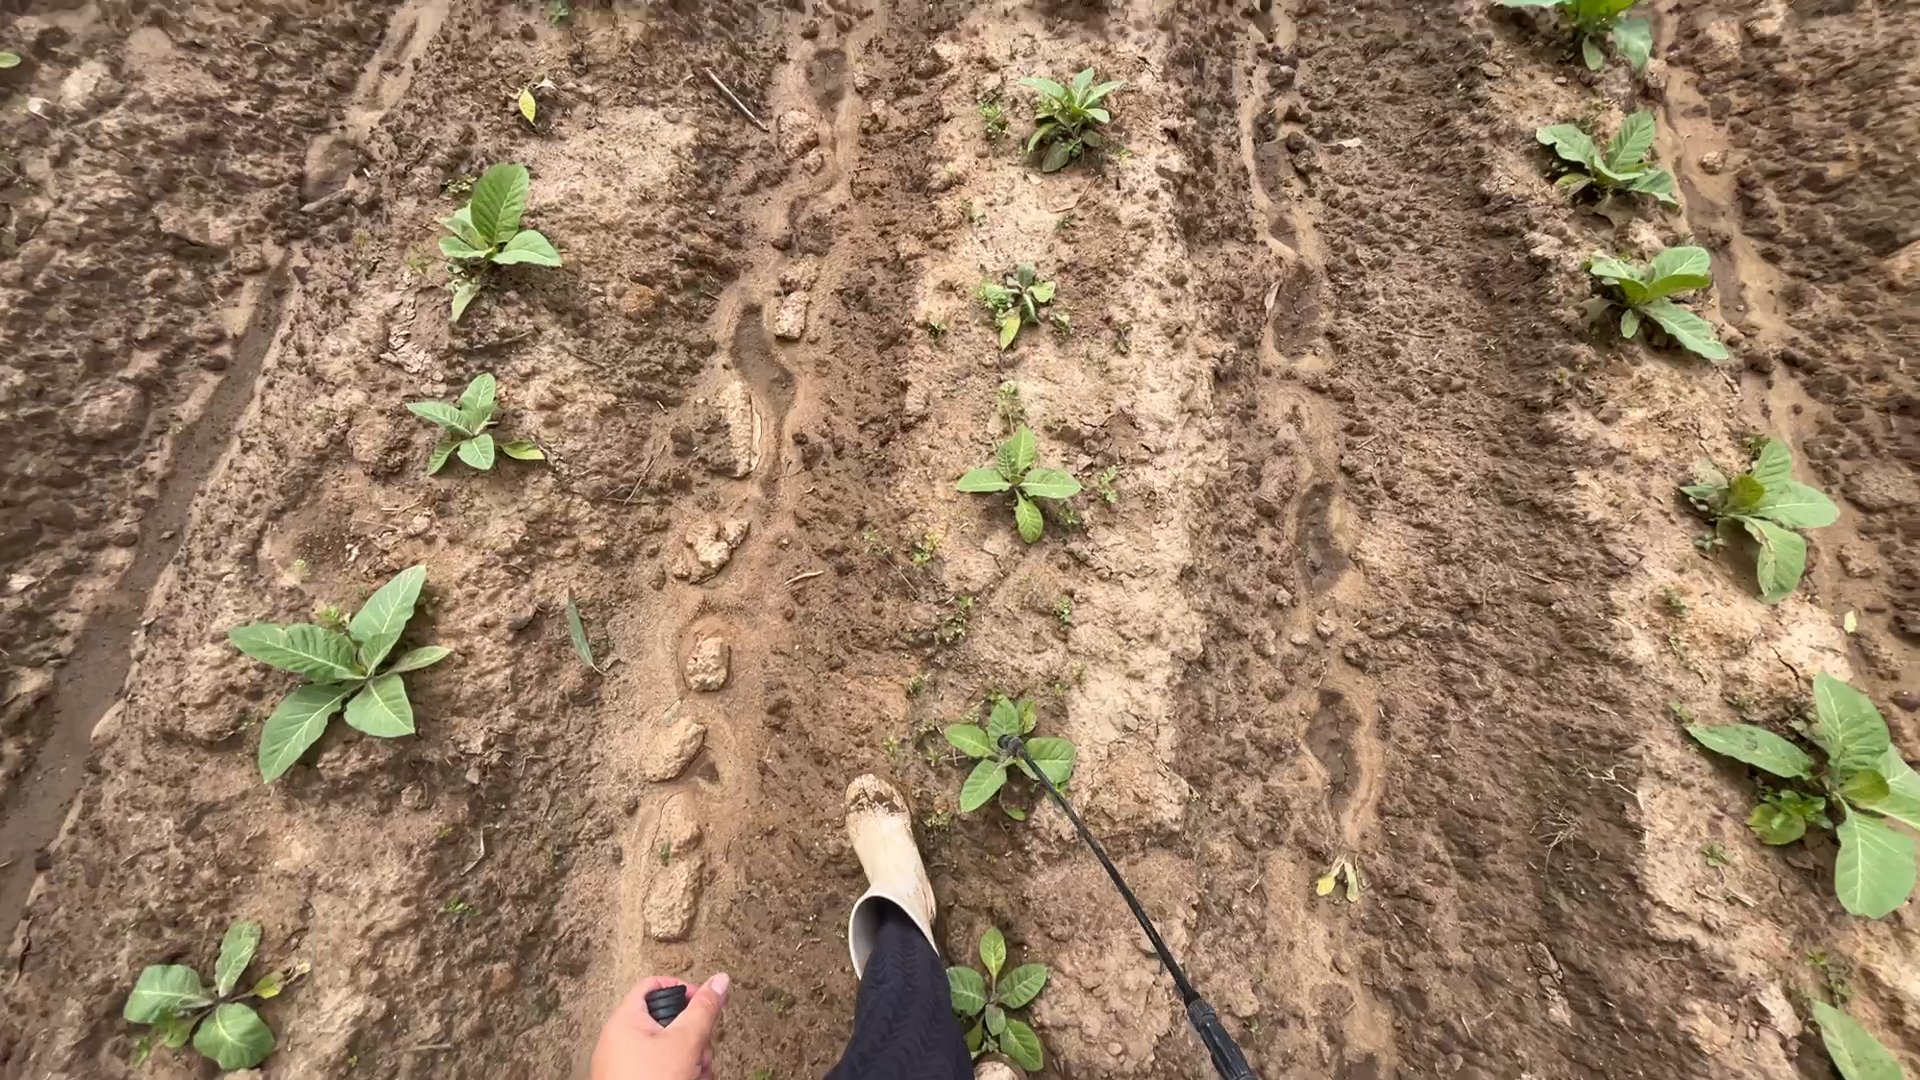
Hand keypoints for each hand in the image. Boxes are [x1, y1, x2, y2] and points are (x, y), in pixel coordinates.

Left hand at [591, 973, 730, 1079]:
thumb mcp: (686, 1041)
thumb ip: (704, 1007)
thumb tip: (720, 979)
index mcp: (625, 1021)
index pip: (653, 985)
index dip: (681, 988)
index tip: (701, 1003)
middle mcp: (618, 1040)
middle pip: (664, 1018)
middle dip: (693, 1032)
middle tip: (703, 1047)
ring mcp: (621, 1065)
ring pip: (665, 1045)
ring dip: (690, 1055)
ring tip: (698, 1071)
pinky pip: (657, 1066)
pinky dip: (677, 1071)